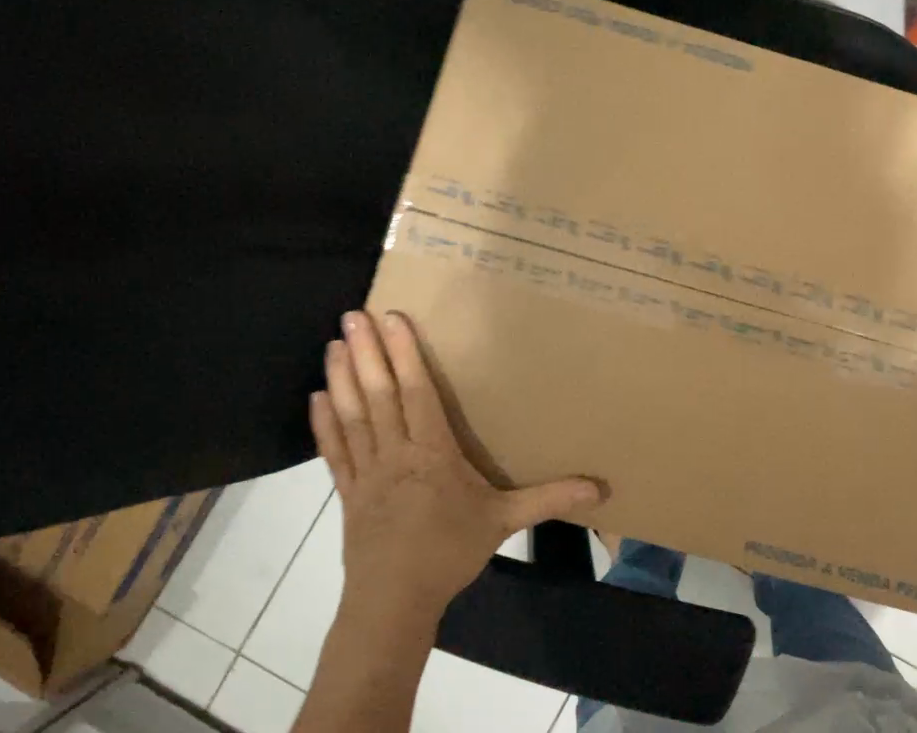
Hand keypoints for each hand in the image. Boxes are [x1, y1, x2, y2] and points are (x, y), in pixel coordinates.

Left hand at [310, 310, 605, 624]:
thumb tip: (600, 488)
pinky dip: (324, 422)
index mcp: (433, 453)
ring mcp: (366, 472)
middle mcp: (396, 453)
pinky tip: (316, 397)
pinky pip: (334, 450)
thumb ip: (549, 499)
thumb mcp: (505, 522)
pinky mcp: (347, 491)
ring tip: (334, 343)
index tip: (391, 320)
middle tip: (352, 314)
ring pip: (352, 415)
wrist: (393, 602)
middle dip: (367, 353)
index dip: (405, 354)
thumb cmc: (450, 554)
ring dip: (342, 377)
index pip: (417, 393)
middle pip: (379, 395)